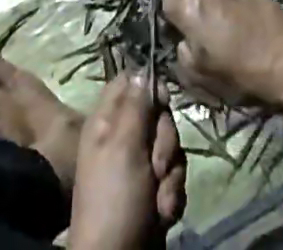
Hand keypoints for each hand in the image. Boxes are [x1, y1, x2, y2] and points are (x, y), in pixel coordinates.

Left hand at [69, 73, 186, 249]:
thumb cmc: (115, 199)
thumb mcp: (123, 146)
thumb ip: (135, 106)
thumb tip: (142, 70)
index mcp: (106, 122)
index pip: (129, 83)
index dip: (149, 87)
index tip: (161, 102)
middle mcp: (122, 139)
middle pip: (158, 116)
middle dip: (165, 143)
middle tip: (154, 165)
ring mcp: (138, 166)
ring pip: (171, 148)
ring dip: (171, 175)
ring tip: (157, 198)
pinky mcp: (154, 190)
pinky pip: (175, 177)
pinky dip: (172, 196)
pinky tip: (162, 213)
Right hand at [163, 0, 282, 106]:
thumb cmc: (238, 74)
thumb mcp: (197, 76)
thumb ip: (180, 52)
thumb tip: (184, 40)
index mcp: (189, 6)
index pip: (168, 2)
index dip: (175, 19)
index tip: (186, 34)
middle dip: (197, 9)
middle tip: (211, 31)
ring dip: (216, 3)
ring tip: (231, 24)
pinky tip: (247, 18)